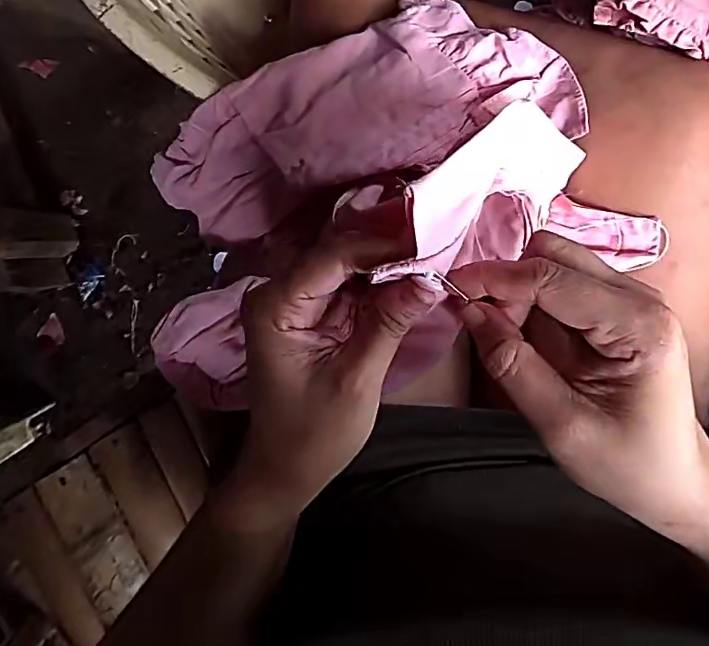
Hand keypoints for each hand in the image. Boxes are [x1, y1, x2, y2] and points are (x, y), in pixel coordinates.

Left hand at [231, 233, 444, 518]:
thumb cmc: (313, 435)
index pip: (330, 259)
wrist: (284, 469)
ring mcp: (292, 299)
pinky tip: (406, 276)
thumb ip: (388, 323)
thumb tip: (429, 280)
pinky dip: (376, 284)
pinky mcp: (308, 311)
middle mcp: (277, 291)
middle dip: (385, 251)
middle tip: (433, 245)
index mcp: (275, 305)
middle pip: (336, 256)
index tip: (425, 239)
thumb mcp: (356, 380)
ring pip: (344, 267)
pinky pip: (345, 286)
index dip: (378, 246)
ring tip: (428, 256)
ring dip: (384, 264)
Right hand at [453, 231, 708, 537]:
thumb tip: (469, 310)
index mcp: (637, 325)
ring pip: (552, 257)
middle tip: (489, 325)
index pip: (549, 277)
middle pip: (551, 253)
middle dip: (508, 280)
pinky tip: (528, 332)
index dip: (494, 278)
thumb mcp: (562, 427)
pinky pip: (559, 274)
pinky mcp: (616, 299)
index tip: (451, 289)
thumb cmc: (628, 465)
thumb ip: (512, 365)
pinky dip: (530, 293)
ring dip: (517, 285)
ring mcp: (630, 293)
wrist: (678, 483)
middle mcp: (639, 296)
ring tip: (510, 334)